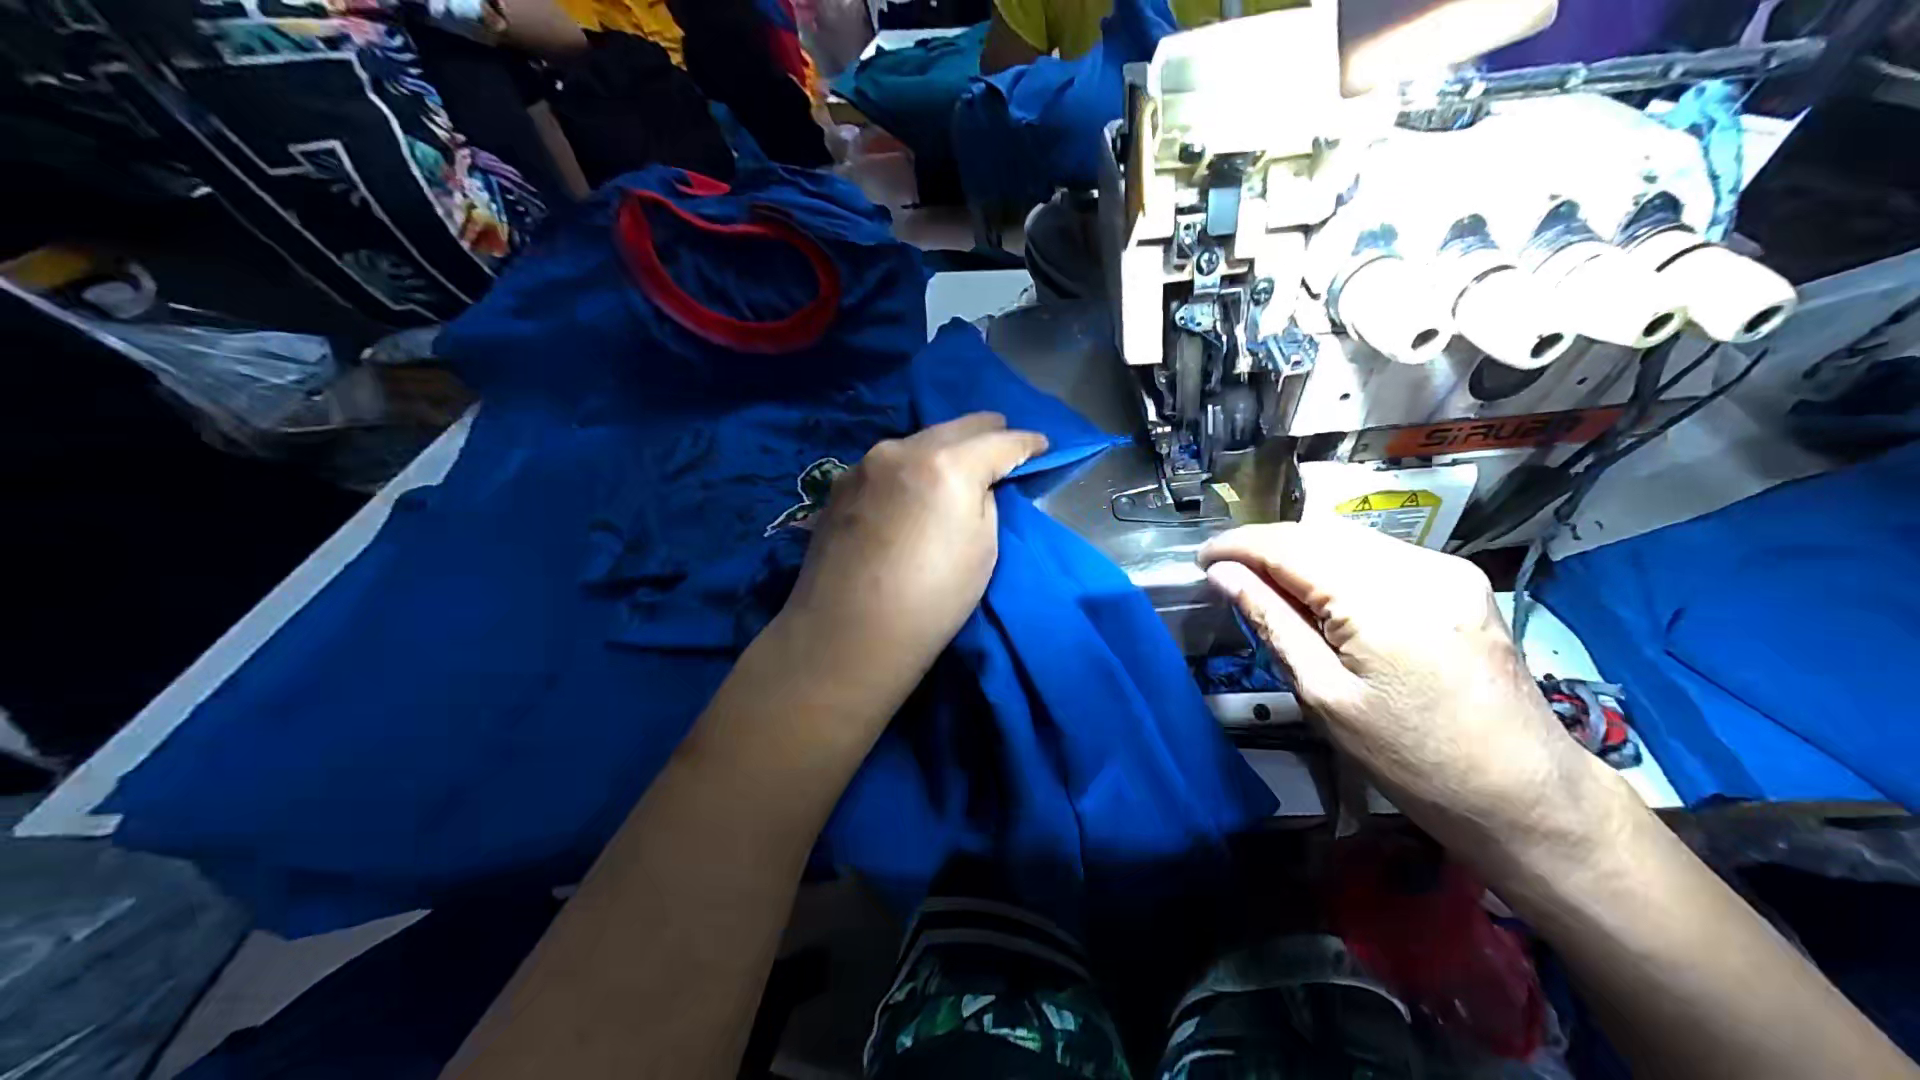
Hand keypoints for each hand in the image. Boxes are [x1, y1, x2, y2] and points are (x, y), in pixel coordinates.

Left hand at [776, 413, 1047, 700]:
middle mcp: (901, 449)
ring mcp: (864, 464)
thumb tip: (975, 485)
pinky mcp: (839, 485)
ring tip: (960, 460)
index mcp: (946, 464)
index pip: (999, 441)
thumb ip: (985, 501)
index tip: (1043, 445)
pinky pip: (889, 464)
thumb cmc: (930, 600)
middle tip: (1005, 440)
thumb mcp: (983, 550)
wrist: (847, 635)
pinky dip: (911, 467)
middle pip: (956, 427)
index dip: (1028, 443)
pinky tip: (914, 485)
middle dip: (986, 432)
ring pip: (918, 441)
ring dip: (944, 447)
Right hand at [1199, 521, 1629, 868]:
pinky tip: (1320, 594)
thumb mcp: (1325, 696)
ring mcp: (1446, 569)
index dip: (1237, 546)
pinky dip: (1337, 564)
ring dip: (1299, 554)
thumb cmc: (1414, 760)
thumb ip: (1272, 622)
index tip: (1201, 560)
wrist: (1525, 793)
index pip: (1289, 546)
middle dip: (1265, 547)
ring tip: (1266, 585)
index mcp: (1382, 601)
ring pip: (1348, 538)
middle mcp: (1419, 567)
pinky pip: (1379, 554)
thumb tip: (1223, 576)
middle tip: (1226, 574)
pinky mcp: (1459, 580)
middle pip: (1319, 532)